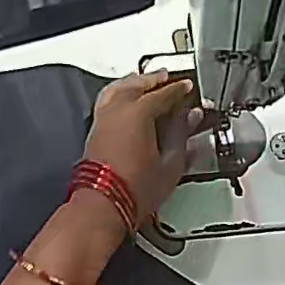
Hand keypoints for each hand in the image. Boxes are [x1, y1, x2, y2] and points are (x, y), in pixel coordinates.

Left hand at [83, 72, 206, 222]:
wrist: (103, 206)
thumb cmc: (133, 188)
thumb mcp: (171, 163)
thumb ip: (181, 135)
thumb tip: (190, 118)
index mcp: (139, 112)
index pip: (164, 93)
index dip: (178, 89)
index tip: (187, 87)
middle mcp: (117, 110)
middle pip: (137, 84)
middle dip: (154, 80)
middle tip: (167, 78)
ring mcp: (103, 119)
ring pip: (118, 89)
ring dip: (133, 83)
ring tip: (144, 83)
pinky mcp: (94, 130)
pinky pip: (107, 100)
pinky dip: (118, 93)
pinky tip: (123, 99)